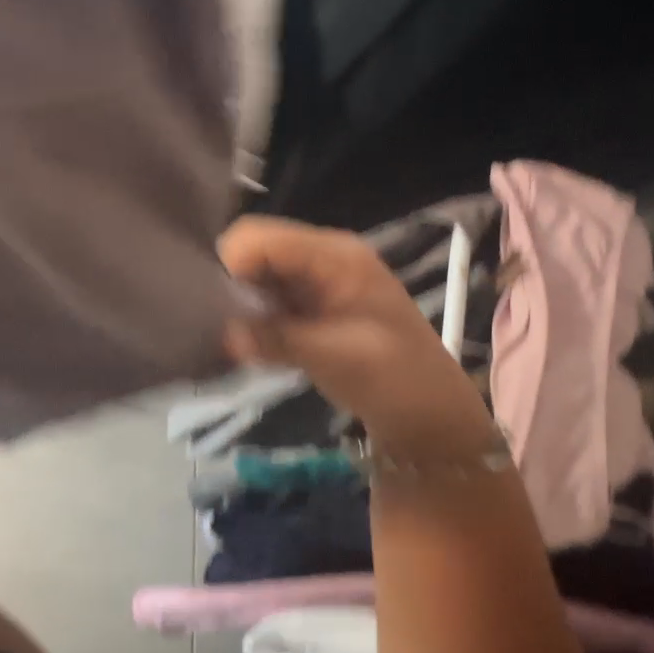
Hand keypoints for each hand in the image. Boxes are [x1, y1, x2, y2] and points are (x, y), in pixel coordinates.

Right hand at [217, 216, 481, 432]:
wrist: (429, 416)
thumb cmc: (396, 380)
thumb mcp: (339, 359)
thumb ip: (280, 340)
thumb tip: (228, 334)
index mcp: (335, 256)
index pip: (261, 236)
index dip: (233, 264)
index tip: (224, 306)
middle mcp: (320, 257)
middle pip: (253, 247)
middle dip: (232, 281)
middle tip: (229, 322)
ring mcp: (313, 279)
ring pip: (252, 271)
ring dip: (239, 300)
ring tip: (239, 333)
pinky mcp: (305, 302)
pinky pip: (261, 293)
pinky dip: (249, 314)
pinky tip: (252, 340)